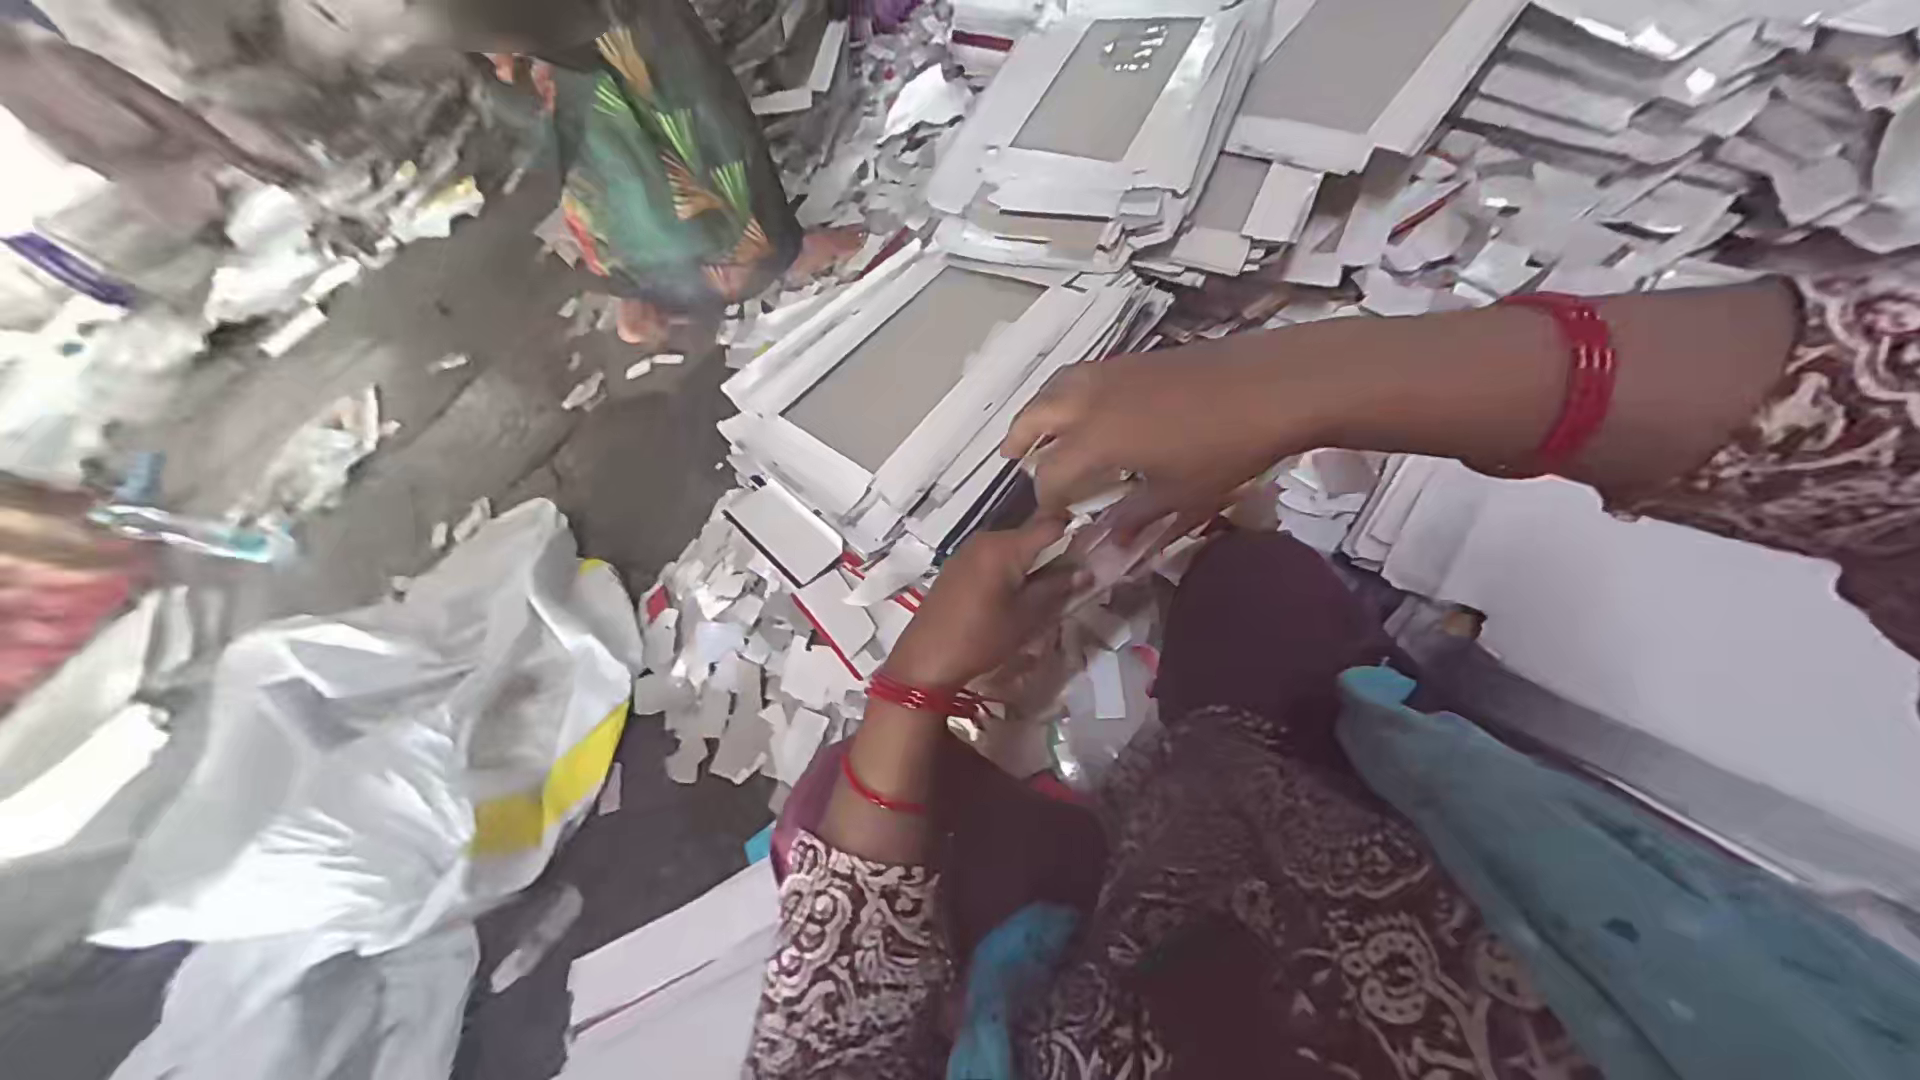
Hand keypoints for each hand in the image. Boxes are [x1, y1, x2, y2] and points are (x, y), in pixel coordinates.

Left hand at [880, 517, 1082, 689]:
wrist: (926, 658)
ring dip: (1032, 561)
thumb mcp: (1026, 616)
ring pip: (1012, 546)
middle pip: (1030, 534)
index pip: (1051, 524)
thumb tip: (1086, 570)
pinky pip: (993, 557)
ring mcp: (968, 551)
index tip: (1094, 548)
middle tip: (1075, 575)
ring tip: (1047, 588)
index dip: (1076, 532)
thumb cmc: (981, 637)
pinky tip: (1015, 592)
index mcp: (1005, 546)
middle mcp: (985, 539)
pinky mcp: (957, 566)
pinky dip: (1010, 568)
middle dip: (1054, 551)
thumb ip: (1057, 588)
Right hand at [1002, 334, 1324, 529]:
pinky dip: (1062, 391)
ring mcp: (1109, 374)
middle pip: (1033, 417)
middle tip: (1011, 458)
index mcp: (1095, 441)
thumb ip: (1134, 518)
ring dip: (1036, 410)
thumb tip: (1108, 544)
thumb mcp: (1180, 495)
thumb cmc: (1225, 448)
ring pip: (1052, 387)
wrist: (1274, 383)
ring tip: (1037, 427)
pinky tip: (1081, 405)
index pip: (1049, 474)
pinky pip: (1077, 374)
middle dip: (1019, 440)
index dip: (1045, 499)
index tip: (1052, 516)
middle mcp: (1089, 402)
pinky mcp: (1130, 359)